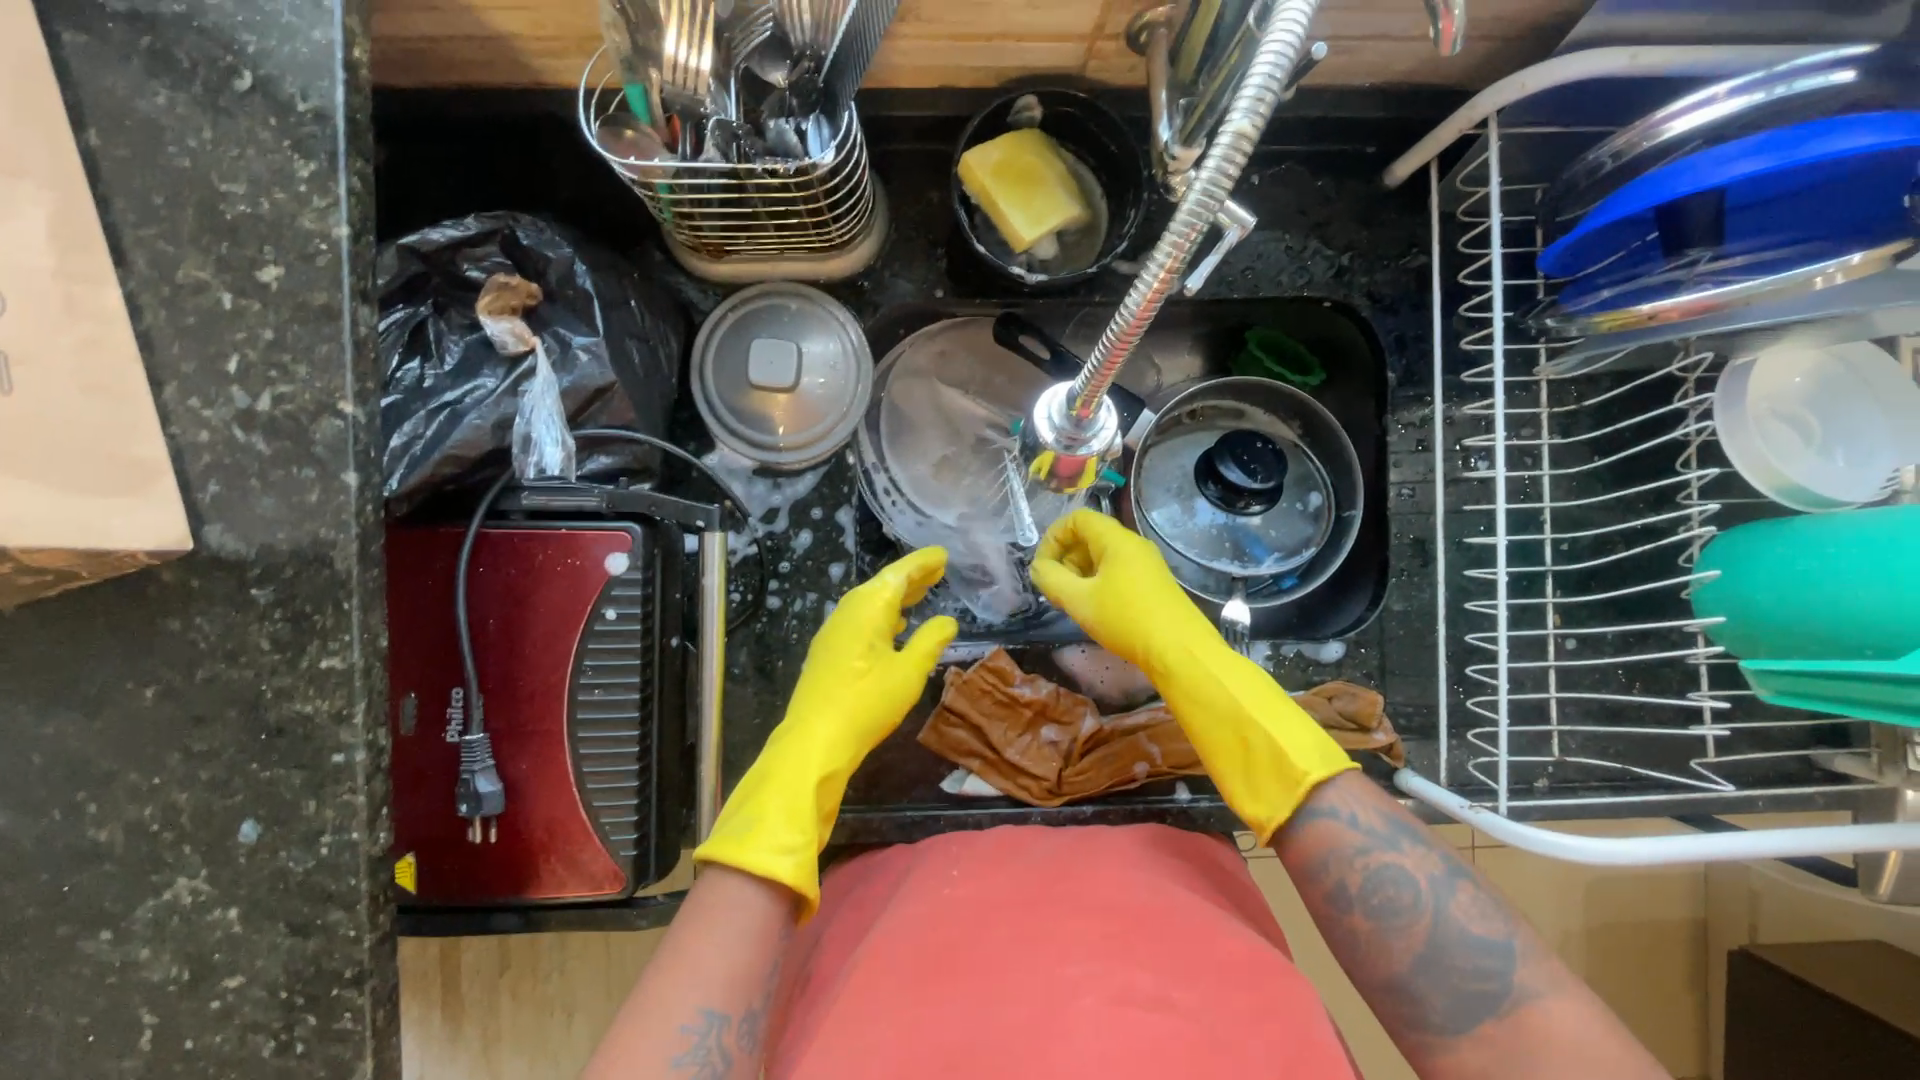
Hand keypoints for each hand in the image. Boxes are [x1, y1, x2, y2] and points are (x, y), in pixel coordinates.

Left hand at [693, 547, 957, 915]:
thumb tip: (947, 621)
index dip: (922, 564)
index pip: (899, 574)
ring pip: (870, 603)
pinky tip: (893, 628)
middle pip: (883, 585)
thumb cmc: (867, 703)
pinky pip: (861, 620)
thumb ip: (930, 641)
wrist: (814, 740)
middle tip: (938, 570)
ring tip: (921, 594)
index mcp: (869, 608)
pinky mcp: (829, 651)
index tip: (943, 555)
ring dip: (897, 597)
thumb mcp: (910, 672)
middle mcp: (848, 611)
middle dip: (911, 577)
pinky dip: (882, 615)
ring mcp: (834, 631)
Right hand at [1027, 507, 1219, 678]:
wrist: (1179, 650)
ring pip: (1103, 556)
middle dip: (1065, 558)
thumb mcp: (1079, 601)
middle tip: (1056, 589)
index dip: (1053, 537)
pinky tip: (1095, 609)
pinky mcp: (1152, 583)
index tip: (1043, 567)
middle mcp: (1133, 545)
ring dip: (1080, 573)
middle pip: (1090, 536)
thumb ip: (1051, 580)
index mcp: (1116, 540)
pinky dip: (1098, 583)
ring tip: (1072, 602)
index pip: (1077, 519)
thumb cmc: (1126, 620)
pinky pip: (1117, 571)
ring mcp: (1146, 564)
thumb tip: (1038, 568)